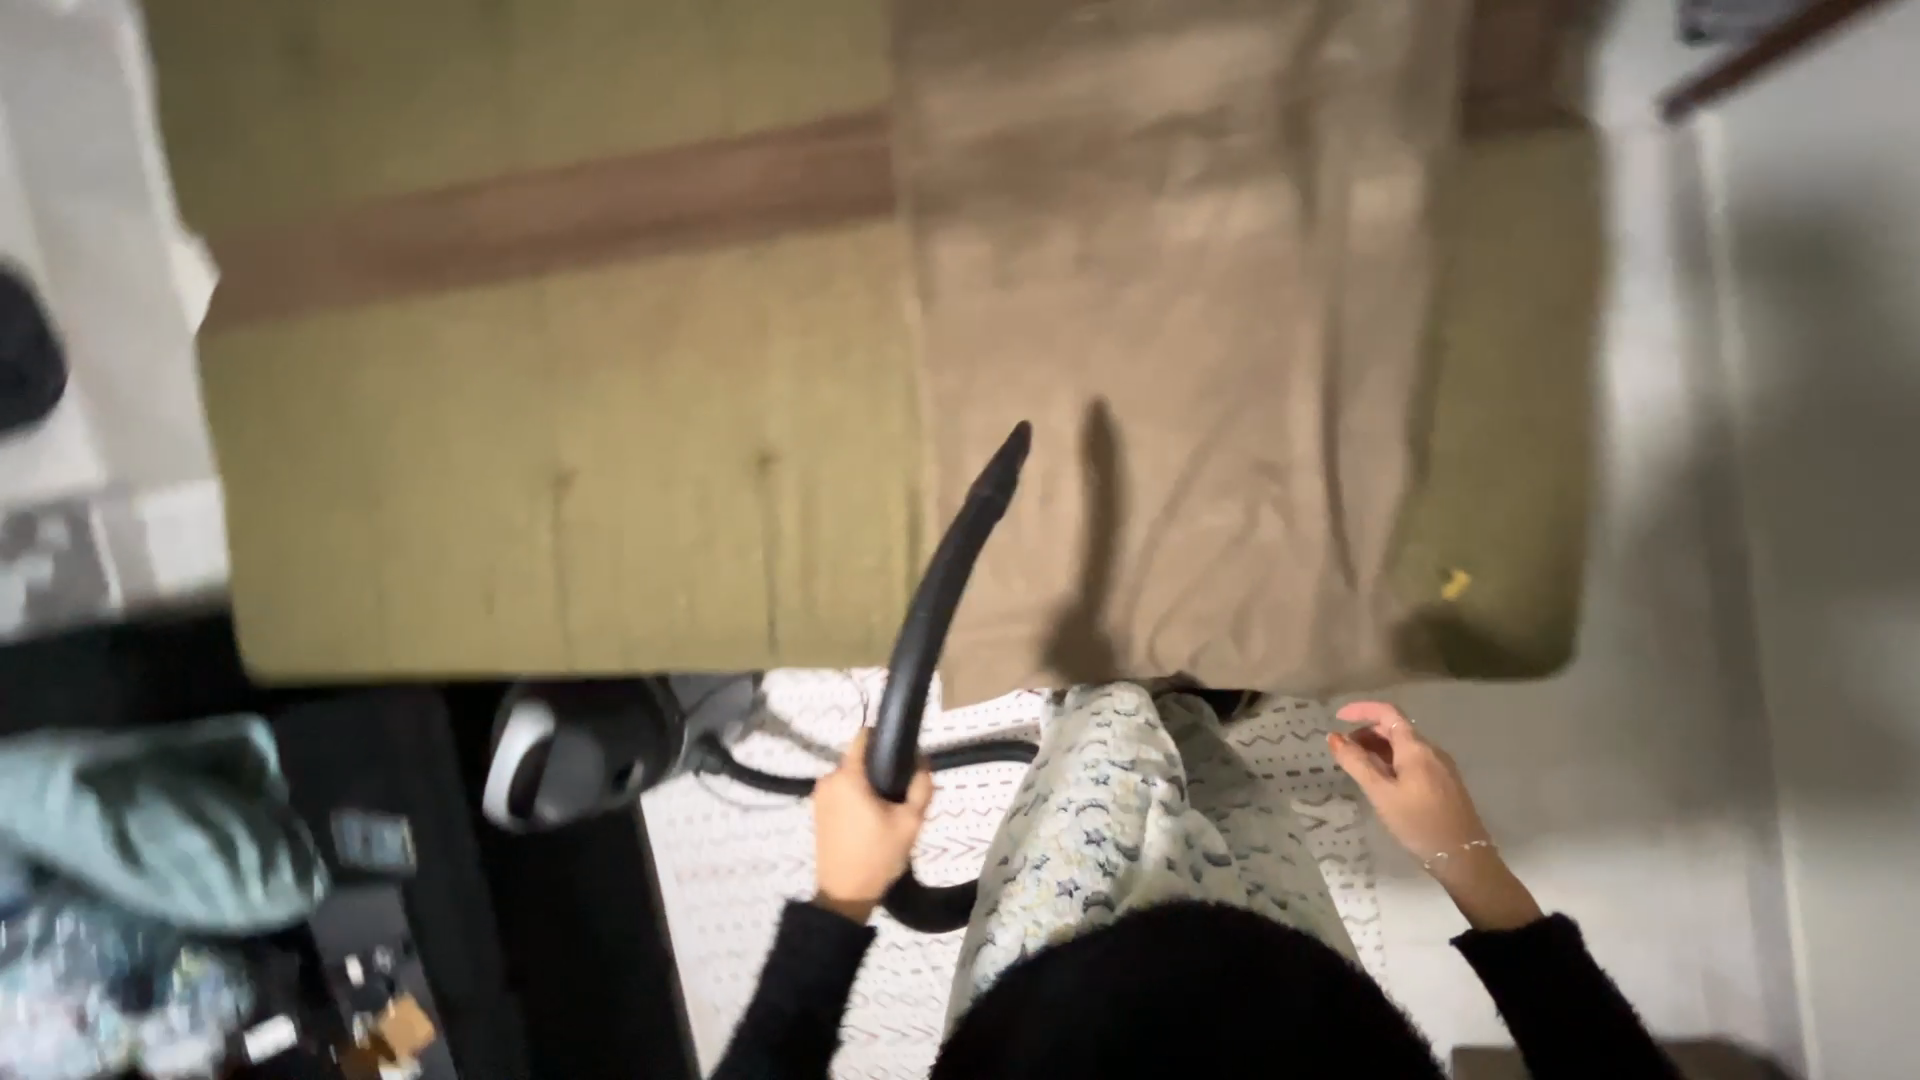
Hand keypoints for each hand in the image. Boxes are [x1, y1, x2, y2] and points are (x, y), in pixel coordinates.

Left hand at [811, 729, 933, 923]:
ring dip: (869, 786)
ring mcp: (819, 796)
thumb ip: (921, 786)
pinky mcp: (818, 812)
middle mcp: (828, 779)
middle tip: (901, 795)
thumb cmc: (877, 855)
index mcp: (847, 776)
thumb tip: (922, 762)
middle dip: (880, 770)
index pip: (863, 736)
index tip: (903, 752)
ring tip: (888, 811)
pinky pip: (842, 792)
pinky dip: (856, 798)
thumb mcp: (911, 822)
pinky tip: (871, 820)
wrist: (844, 896)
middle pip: (860, 760)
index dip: (884, 738)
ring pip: (851, 777)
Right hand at [1328, 701, 1540, 930]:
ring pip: (1403, 746)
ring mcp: (1441, 767)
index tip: (1336, 718)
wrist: (1465, 860)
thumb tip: (1333, 737)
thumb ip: (1355, 762)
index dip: (1361, 709)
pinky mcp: (1444, 783)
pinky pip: (1413, 760)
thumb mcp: (1380, 793)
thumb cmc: (1418, 823)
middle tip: (1342, 751)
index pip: (1387, 712)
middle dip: (1365, 732)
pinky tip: (1381, 782)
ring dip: (1377, 748)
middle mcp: (1432, 751)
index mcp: (1416, 748)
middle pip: (1394, 728)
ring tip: (1357, 768)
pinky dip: (1391, 761)